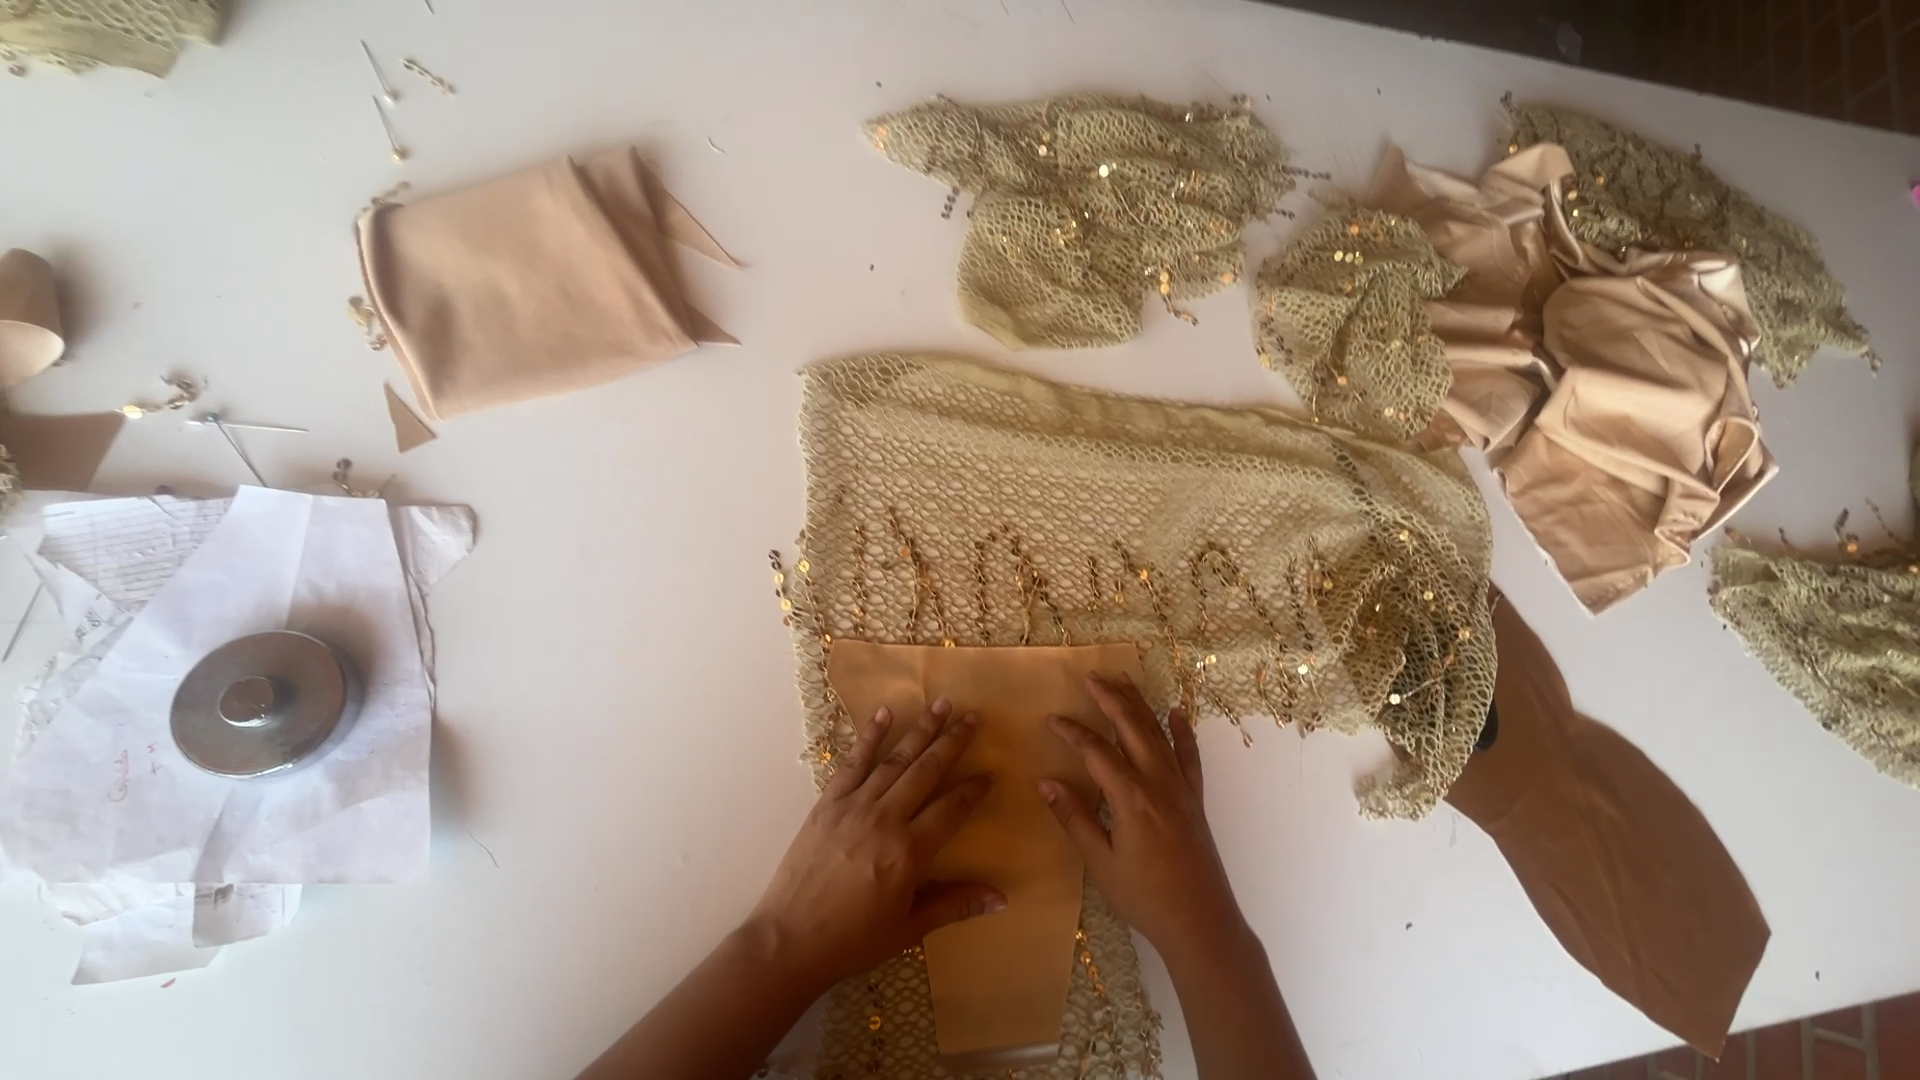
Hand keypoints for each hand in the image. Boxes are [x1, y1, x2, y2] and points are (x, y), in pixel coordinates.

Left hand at [745, 700, 1002, 993]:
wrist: (789, 941)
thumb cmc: (853, 940)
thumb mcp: (909, 928)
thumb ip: (954, 904)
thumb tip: (1001, 899)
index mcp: (910, 852)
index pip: (952, 810)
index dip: (973, 791)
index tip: (990, 774)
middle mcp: (885, 819)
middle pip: (927, 771)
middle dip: (952, 742)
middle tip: (972, 717)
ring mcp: (854, 806)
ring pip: (895, 759)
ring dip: (920, 730)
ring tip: (941, 705)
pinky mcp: (828, 803)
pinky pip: (853, 762)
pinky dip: (869, 736)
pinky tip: (884, 713)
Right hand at [1039, 673, 1246, 963]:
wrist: (1201, 923)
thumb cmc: (1144, 897)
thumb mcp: (1101, 862)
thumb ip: (1074, 818)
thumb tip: (1045, 783)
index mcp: (1131, 798)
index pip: (1096, 751)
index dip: (1073, 732)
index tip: (1052, 719)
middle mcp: (1158, 783)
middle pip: (1132, 728)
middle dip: (1110, 699)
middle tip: (1090, 678)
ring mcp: (1181, 788)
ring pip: (1158, 734)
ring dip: (1139, 705)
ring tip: (1123, 680)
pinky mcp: (1196, 799)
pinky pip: (1190, 756)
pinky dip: (1183, 731)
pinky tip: (1176, 712)